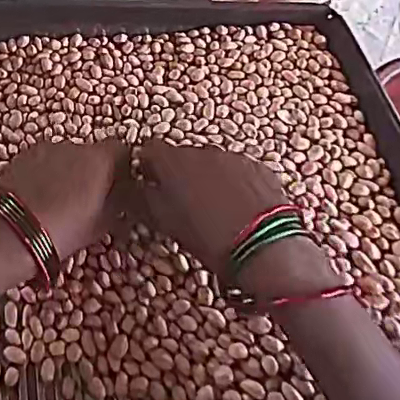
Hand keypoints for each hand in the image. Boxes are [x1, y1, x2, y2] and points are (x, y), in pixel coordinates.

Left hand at [0, 140, 128, 256]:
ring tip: (62, 199)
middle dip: (94, 170)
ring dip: (69, 171)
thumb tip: (125, 195)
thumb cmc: (66, 229)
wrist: (14, 230)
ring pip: (66, 156)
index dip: (123, 165)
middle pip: (92, 152)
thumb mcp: (104, 223)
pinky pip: (43, 160)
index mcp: (98, 159)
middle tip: (91, 197)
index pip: (121, 149)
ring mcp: (45, 148)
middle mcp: (72, 145)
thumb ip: (119, 202)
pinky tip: (41, 195)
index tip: (121, 184)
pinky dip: (47, 172)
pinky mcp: (22, 155)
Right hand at [132, 140, 289, 270]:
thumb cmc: (208, 237)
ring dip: (208, 179)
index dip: (147, 167)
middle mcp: (202, 151)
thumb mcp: (163, 221)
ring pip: (212, 164)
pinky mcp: (260, 169)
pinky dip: (236, 185)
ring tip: (215, 211)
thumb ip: (141, 198)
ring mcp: (233, 158)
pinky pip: (239, 172)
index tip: (150, 184)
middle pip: (182, 156)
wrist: (266, 250)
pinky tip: (240, 211)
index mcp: (172, 161)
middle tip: (183, 204)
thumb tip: (132, 187)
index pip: (149, 150)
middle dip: (180, 175)